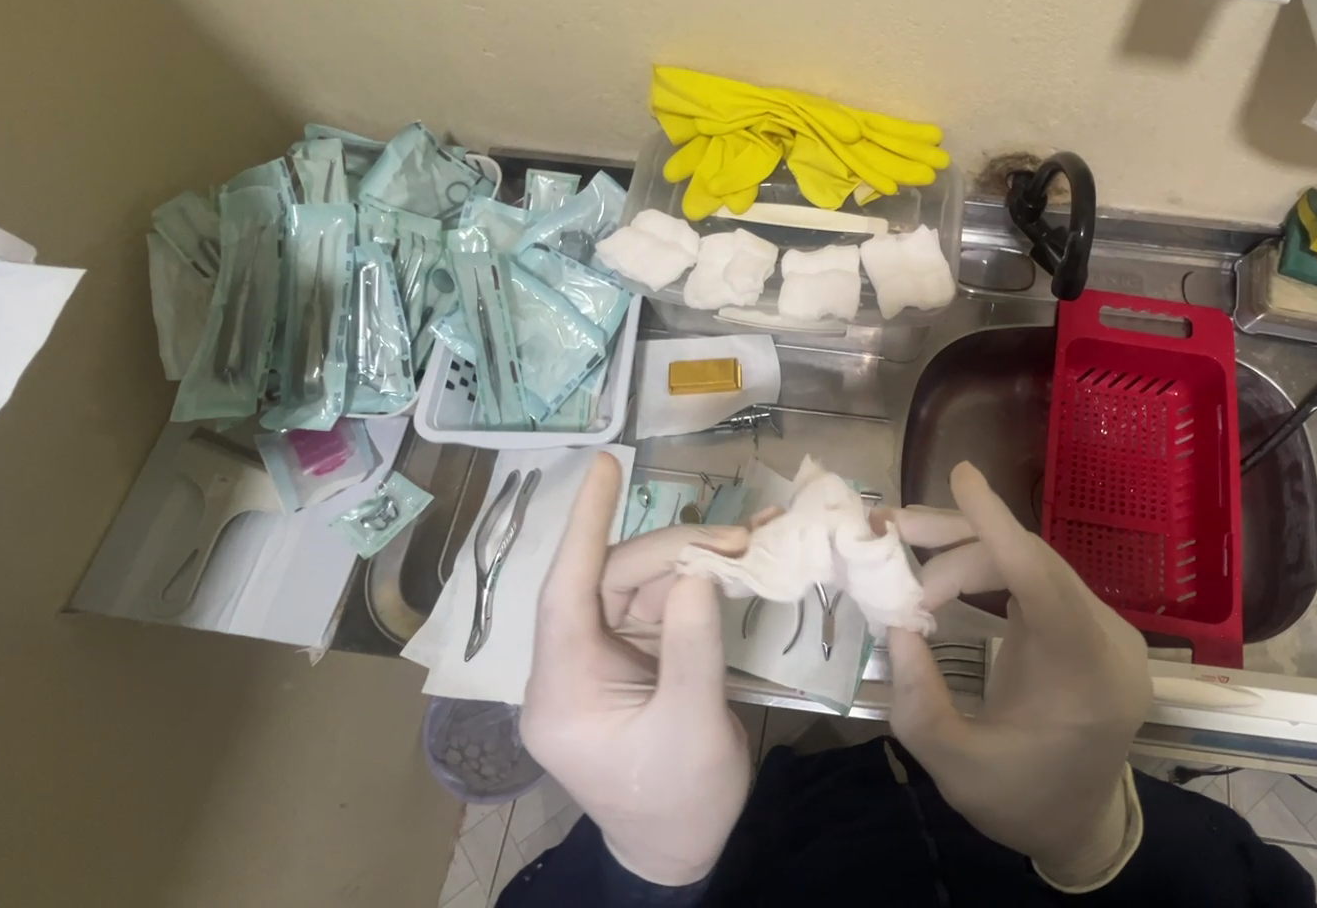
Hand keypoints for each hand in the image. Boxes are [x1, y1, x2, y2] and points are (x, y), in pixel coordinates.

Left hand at [519, 453, 751, 886]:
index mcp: (564, 689)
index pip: (565, 591)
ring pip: (645, 584)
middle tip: (741, 540)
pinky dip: (705, 579)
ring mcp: (609, 656)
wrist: (684, 849)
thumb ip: (693, 649)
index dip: (583, 525)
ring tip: (752, 541)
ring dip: (697, 560)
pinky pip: (668, 602)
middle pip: (617, 581)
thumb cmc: (680, 803)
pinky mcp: (640, 654)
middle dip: (677, 552)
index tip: (603, 467)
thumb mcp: (691, 729)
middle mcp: (577, 662)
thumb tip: (699, 573)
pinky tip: (741, 557)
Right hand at [885, 463, 1151, 889]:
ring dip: (965, 548)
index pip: (1044, 581)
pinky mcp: (1081, 622)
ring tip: (902, 542)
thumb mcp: (957, 769)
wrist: (1078, 822)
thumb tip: (896, 626)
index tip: (962, 475)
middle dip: (956, 540)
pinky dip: (983, 564)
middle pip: (1031, 561)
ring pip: (1030, 560)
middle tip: (889, 531)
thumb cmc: (1022, 803)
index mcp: (1089, 677)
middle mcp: (1108, 639)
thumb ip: (920, 703)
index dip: (998, 525)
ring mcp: (1101, 626)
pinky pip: (1032, 576)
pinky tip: (941, 568)